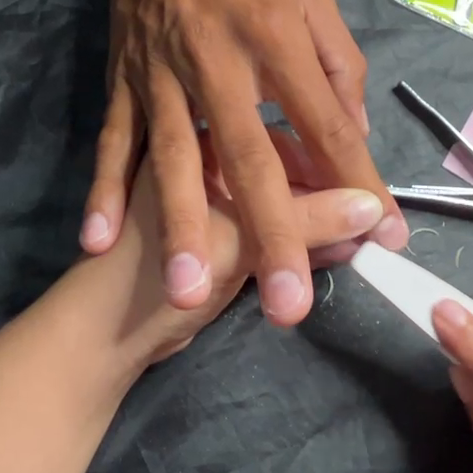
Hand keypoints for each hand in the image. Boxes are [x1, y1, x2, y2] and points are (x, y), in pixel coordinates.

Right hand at [79, 0, 406, 327]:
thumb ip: (338, 67)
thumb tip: (353, 137)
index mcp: (277, 37)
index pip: (325, 123)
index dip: (359, 182)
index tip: (386, 237)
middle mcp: (220, 63)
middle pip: (251, 158)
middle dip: (273, 233)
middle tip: (290, 305)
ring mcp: (163, 78)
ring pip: (176, 162)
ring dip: (181, 228)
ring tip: (187, 293)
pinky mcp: (124, 84)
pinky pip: (115, 143)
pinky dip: (105, 192)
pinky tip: (98, 241)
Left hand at [102, 131, 386, 365]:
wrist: (96, 333)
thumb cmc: (151, 275)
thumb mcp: (235, 245)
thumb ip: (306, 221)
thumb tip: (371, 210)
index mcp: (200, 139)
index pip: (283, 143)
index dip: (334, 173)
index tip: (376, 203)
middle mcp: (204, 156)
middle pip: (286, 168)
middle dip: (328, 198)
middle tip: (369, 227)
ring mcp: (207, 194)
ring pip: (278, 197)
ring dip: (314, 220)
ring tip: (355, 245)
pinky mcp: (212, 233)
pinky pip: (267, 225)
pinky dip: (296, 239)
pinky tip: (329, 254)